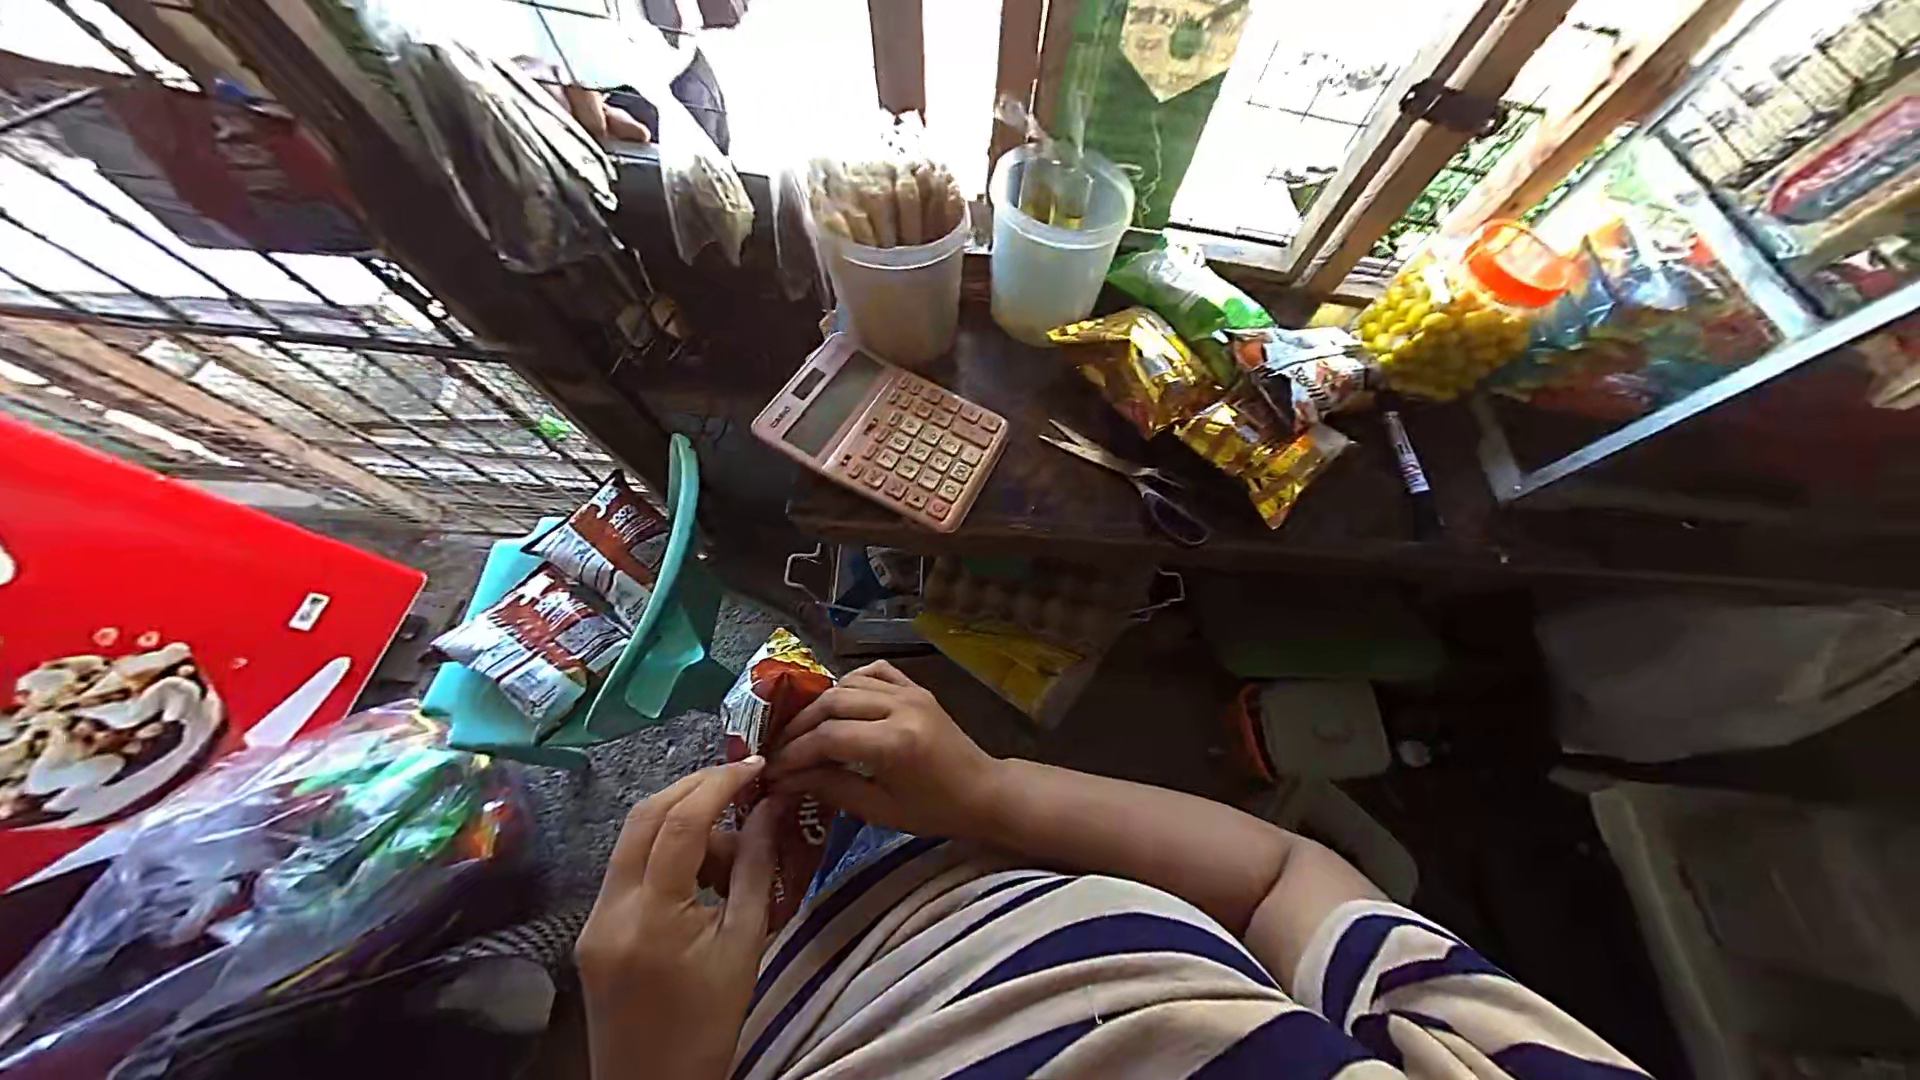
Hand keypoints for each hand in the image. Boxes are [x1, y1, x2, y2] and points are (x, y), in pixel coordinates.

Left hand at [575, 758, 777, 1079]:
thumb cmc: (710, 1022)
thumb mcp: (746, 940)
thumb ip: (758, 864)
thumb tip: (771, 804)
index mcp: (650, 918)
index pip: (681, 823)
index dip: (720, 783)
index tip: (755, 765)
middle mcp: (610, 910)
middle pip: (646, 815)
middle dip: (697, 787)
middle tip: (742, 783)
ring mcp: (595, 918)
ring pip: (636, 835)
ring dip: (685, 820)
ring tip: (731, 851)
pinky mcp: (595, 926)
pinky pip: (633, 863)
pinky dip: (670, 849)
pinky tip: (704, 872)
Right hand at [765, 661, 1001, 839]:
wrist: (983, 790)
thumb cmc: (935, 810)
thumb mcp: (881, 810)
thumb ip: (832, 787)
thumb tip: (787, 779)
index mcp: (894, 743)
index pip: (828, 737)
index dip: (795, 753)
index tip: (773, 770)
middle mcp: (901, 707)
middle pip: (833, 702)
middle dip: (801, 726)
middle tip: (781, 749)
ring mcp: (911, 692)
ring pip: (850, 683)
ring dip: (821, 703)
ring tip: (804, 730)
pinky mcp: (917, 687)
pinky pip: (877, 670)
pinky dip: (852, 681)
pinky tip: (841, 701)